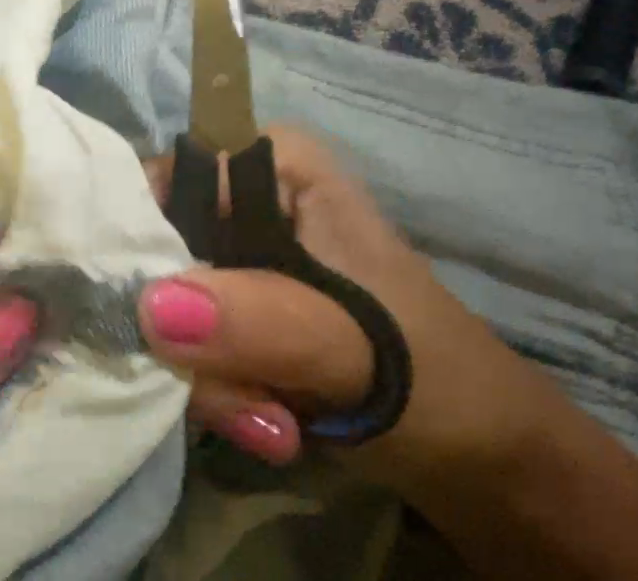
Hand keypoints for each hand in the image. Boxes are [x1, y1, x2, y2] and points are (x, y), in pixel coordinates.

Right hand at [137, 125, 551, 488]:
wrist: (493, 472)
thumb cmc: (445, 388)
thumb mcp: (356, 352)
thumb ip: (259, 322)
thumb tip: (147, 306)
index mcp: (280, 174)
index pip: (175, 165)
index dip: (148, 223)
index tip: (144, 293)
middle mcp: (244, 209)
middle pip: (158, 239)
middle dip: (175, 321)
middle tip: (213, 382)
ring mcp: (234, 268)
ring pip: (161, 299)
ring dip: (198, 371)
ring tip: (263, 422)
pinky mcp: (230, 320)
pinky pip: (178, 340)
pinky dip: (207, 389)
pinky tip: (260, 426)